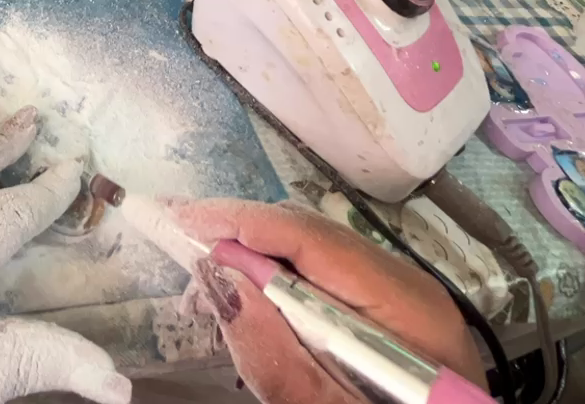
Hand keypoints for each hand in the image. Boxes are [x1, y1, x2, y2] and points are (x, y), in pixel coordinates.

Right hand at [175, 200, 484, 403]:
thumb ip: (282, 365)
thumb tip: (221, 281)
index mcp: (407, 307)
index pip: (309, 237)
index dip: (241, 221)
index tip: (180, 220)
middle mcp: (403, 285)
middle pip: (305, 232)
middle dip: (237, 233)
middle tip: (177, 241)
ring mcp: (395, 296)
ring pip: (306, 247)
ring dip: (249, 255)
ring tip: (203, 275)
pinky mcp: (381, 313)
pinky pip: (315, 273)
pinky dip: (271, 278)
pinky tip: (245, 296)